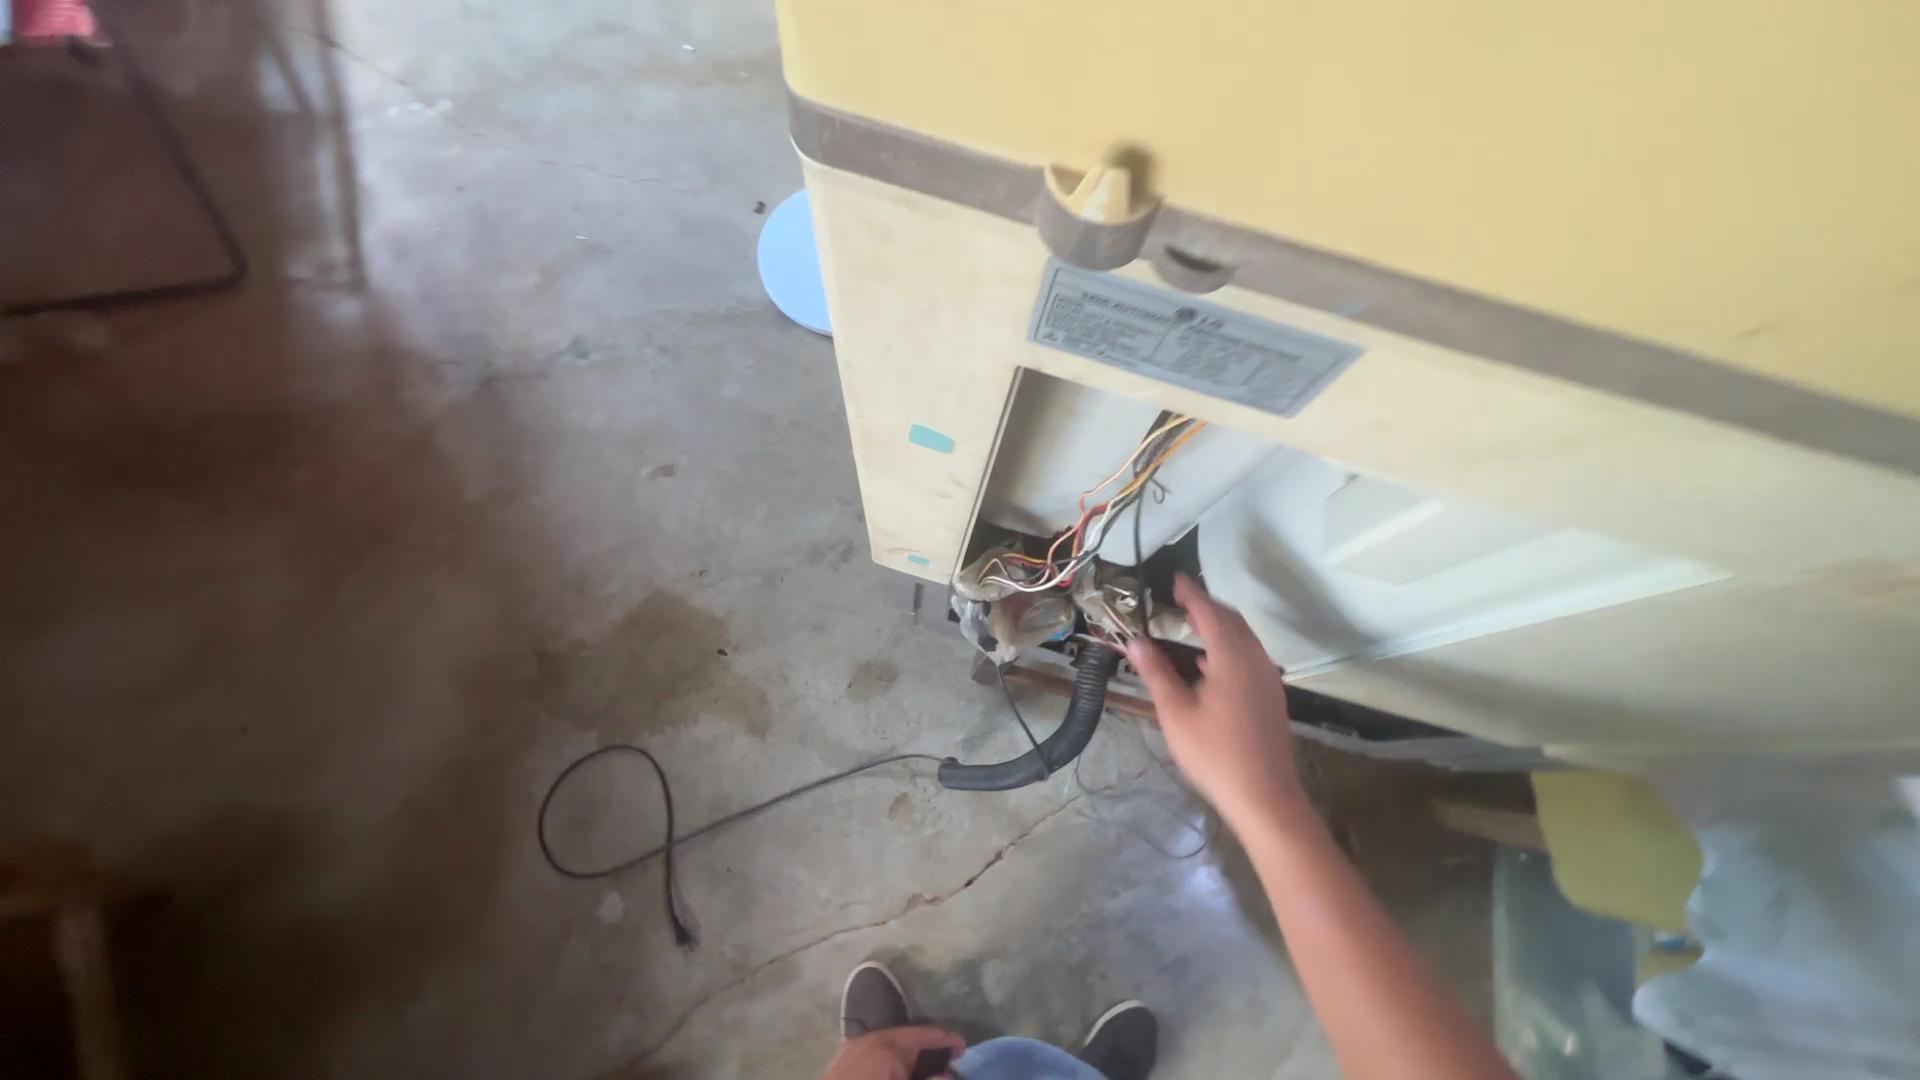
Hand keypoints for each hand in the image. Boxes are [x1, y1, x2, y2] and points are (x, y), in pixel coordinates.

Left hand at [823, 1027, 965, 1079]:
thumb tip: (948, 1075)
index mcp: (886, 1046)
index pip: (923, 1036)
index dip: (946, 1040)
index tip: (963, 1047)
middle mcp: (867, 1041)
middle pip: (905, 1039)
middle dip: (927, 1049)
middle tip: (947, 1059)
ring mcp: (849, 1052)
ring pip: (887, 1046)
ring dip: (907, 1055)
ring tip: (924, 1066)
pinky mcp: (838, 1066)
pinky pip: (871, 1056)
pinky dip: (888, 1062)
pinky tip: (897, 1071)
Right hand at [1126, 574, 1309, 831]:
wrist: (1265, 797)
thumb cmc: (1214, 754)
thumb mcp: (1175, 713)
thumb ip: (1156, 672)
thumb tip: (1135, 641)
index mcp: (1232, 658)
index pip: (1211, 613)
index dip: (1192, 594)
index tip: (1175, 579)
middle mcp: (1255, 660)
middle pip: (1232, 621)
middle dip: (1207, 606)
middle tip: (1181, 599)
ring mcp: (1268, 679)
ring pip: (1244, 639)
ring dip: (1220, 626)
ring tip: (1192, 624)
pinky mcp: (1271, 696)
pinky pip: (1250, 656)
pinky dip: (1229, 646)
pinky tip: (1210, 663)